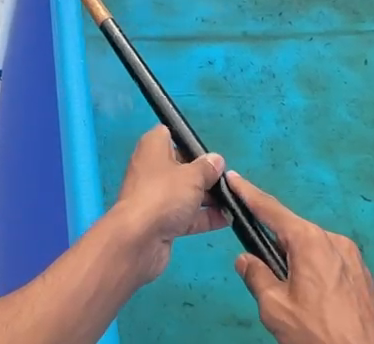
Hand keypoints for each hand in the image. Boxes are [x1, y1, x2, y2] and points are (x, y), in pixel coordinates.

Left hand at [100, 125, 229, 284]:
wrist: (139, 238)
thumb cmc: (164, 194)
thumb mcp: (192, 177)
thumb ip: (207, 168)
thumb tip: (216, 159)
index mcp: (153, 147)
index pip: (170, 134)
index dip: (189, 142)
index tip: (210, 154)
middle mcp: (153, 168)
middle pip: (182, 166)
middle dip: (205, 174)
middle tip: (228, 181)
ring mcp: (157, 196)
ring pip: (186, 192)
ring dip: (208, 197)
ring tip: (234, 201)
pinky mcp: (162, 220)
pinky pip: (186, 214)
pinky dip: (204, 216)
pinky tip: (228, 220)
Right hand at [229, 173, 373, 343]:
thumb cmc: (318, 335)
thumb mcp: (275, 308)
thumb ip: (256, 277)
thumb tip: (246, 260)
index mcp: (309, 240)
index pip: (271, 209)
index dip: (248, 193)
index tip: (232, 178)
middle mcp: (334, 240)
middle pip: (294, 233)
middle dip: (276, 247)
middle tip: (267, 275)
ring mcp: (354, 259)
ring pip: (313, 251)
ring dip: (298, 264)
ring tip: (295, 299)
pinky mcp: (366, 279)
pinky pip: (332, 266)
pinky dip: (318, 276)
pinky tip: (318, 304)